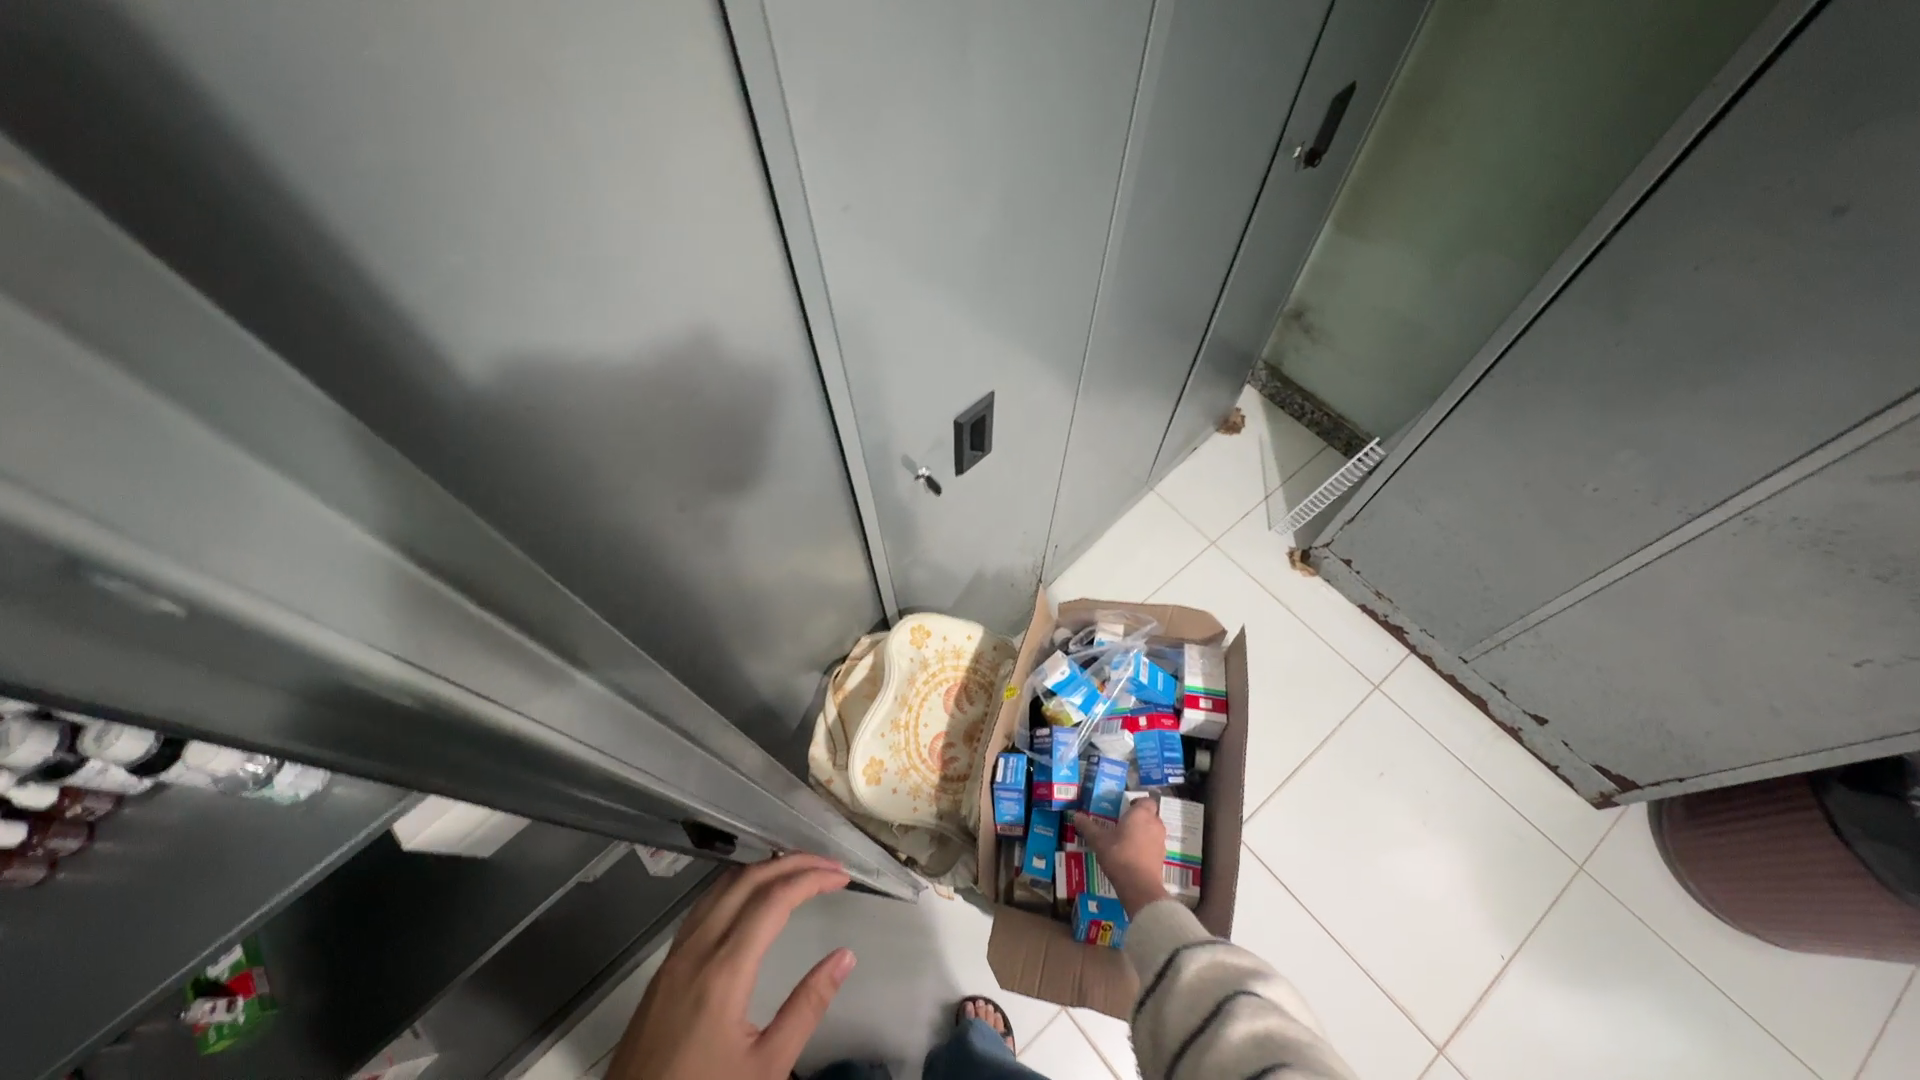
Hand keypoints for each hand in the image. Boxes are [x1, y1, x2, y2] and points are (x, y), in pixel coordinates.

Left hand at [606, 854, 854, 1079]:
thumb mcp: (767, 1066)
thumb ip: (807, 1007)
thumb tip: (844, 957)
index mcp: (723, 971)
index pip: (773, 900)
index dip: (811, 878)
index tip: (842, 876)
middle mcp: (696, 950)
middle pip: (747, 880)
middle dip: (791, 863)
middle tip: (828, 865)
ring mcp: (675, 955)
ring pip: (720, 887)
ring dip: (763, 870)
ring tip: (798, 872)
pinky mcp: (665, 967)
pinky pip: (703, 906)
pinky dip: (736, 887)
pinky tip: (753, 899)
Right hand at [1072, 797, 1168, 915]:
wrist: (1139, 885)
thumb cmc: (1119, 855)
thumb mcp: (1098, 840)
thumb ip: (1088, 827)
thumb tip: (1076, 815)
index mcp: (1141, 814)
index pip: (1146, 800)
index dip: (1137, 803)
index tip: (1124, 809)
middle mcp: (1155, 824)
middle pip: (1150, 815)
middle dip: (1138, 818)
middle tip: (1122, 824)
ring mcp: (1161, 841)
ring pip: (1152, 831)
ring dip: (1142, 833)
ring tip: (1125, 841)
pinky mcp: (1162, 857)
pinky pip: (1153, 846)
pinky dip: (1145, 847)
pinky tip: (1132, 855)